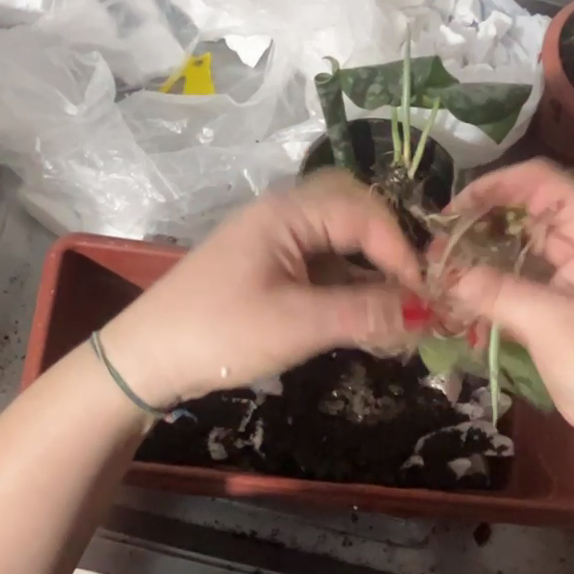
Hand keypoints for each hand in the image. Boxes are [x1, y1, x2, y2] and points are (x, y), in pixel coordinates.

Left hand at [97, 171, 422, 406]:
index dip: (403, 252)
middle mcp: (284, 216)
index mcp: (288, 212)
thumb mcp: (298, 324)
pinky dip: (349, 289)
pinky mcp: (270, 270)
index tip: (427, 296)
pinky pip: (323, 268)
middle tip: (417, 295)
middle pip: (357, 217)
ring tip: (400, 313)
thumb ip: (365, 312)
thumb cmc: (219, 334)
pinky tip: (366, 317)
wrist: (146, 361)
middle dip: (392, 254)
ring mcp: (276, 243)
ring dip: (373, 275)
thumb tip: (426, 311)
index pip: (366, 213)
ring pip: (341, 244)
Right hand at [443, 160, 573, 442]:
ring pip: (518, 247)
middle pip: (526, 211)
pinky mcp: (560, 304)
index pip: (542, 182)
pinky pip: (519, 280)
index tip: (450, 213)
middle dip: (479, 225)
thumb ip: (499, 293)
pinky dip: (491, 285)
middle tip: (435, 251)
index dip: (494, 186)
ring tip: (440, 275)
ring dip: (481, 257)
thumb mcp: (553, 326)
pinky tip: (461, 300)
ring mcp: (573, 275)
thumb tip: (446, 273)